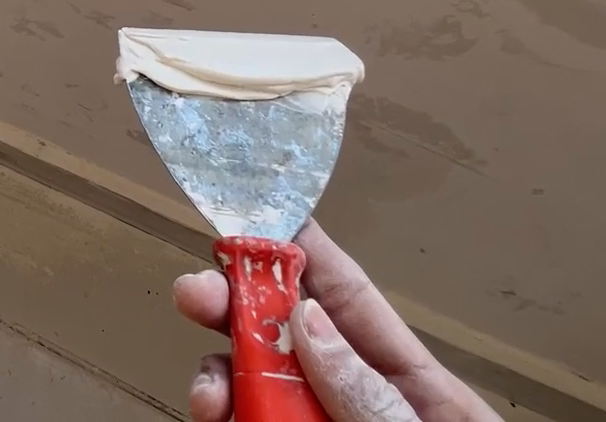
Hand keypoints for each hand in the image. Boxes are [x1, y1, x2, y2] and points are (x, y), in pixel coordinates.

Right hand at [173, 222, 501, 421]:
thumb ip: (372, 395)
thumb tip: (307, 318)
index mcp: (410, 385)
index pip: (346, 294)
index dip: (297, 244)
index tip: (250, 205)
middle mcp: (351, 399)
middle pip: (282, 330)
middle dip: (234, 303)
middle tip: (195, 295)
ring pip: (253, 382)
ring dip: (220, 375)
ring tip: (209, 398)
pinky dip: (222, 418)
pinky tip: (213, 421)